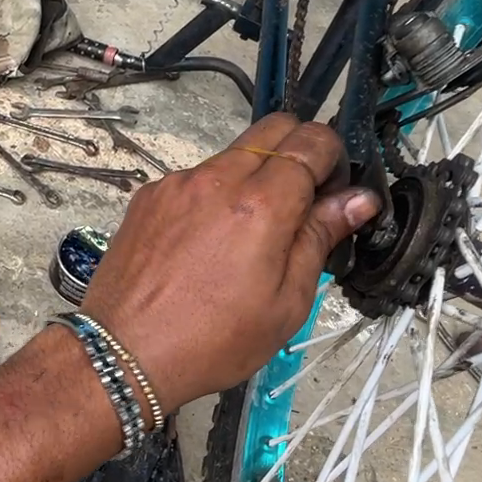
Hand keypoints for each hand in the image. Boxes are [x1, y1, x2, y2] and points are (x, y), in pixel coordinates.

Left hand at [78, 114, 381, 412]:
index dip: (333, 158)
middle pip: (273, 128)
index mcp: (261, 204)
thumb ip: (320, 239)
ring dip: (252, 176)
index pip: (312, 140)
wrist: (124, 353)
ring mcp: (177, 184)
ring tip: (245, 233)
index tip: (332, 190)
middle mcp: (217, 179)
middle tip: (298, 202)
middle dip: (297, 151)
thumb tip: (358, 200)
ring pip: (231, 154)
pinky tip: (203, 242)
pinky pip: (194, 178)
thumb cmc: (212, 340)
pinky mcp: (148, 196)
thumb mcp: (286, 303)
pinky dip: (212, 195)